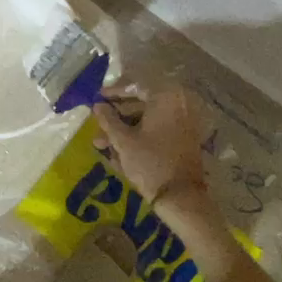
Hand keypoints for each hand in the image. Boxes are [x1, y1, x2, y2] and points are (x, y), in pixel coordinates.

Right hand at [93, 86, 242, 281]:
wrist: (180, 197)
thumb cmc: (150, 163)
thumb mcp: (123, 141)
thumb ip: (108, 119)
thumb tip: (98, 105)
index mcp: (166, 97)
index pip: (136, 84)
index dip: (113, 91)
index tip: (96, 98)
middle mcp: (179, 103)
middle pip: (142, 101)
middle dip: (117, 114)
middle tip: (98, 123)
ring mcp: (185, 121)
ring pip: (148, 117)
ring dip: (125, 127)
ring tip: (102, 143)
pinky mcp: (185, 137)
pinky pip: (158, 128)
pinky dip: (140, 135)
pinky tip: (119, 149)